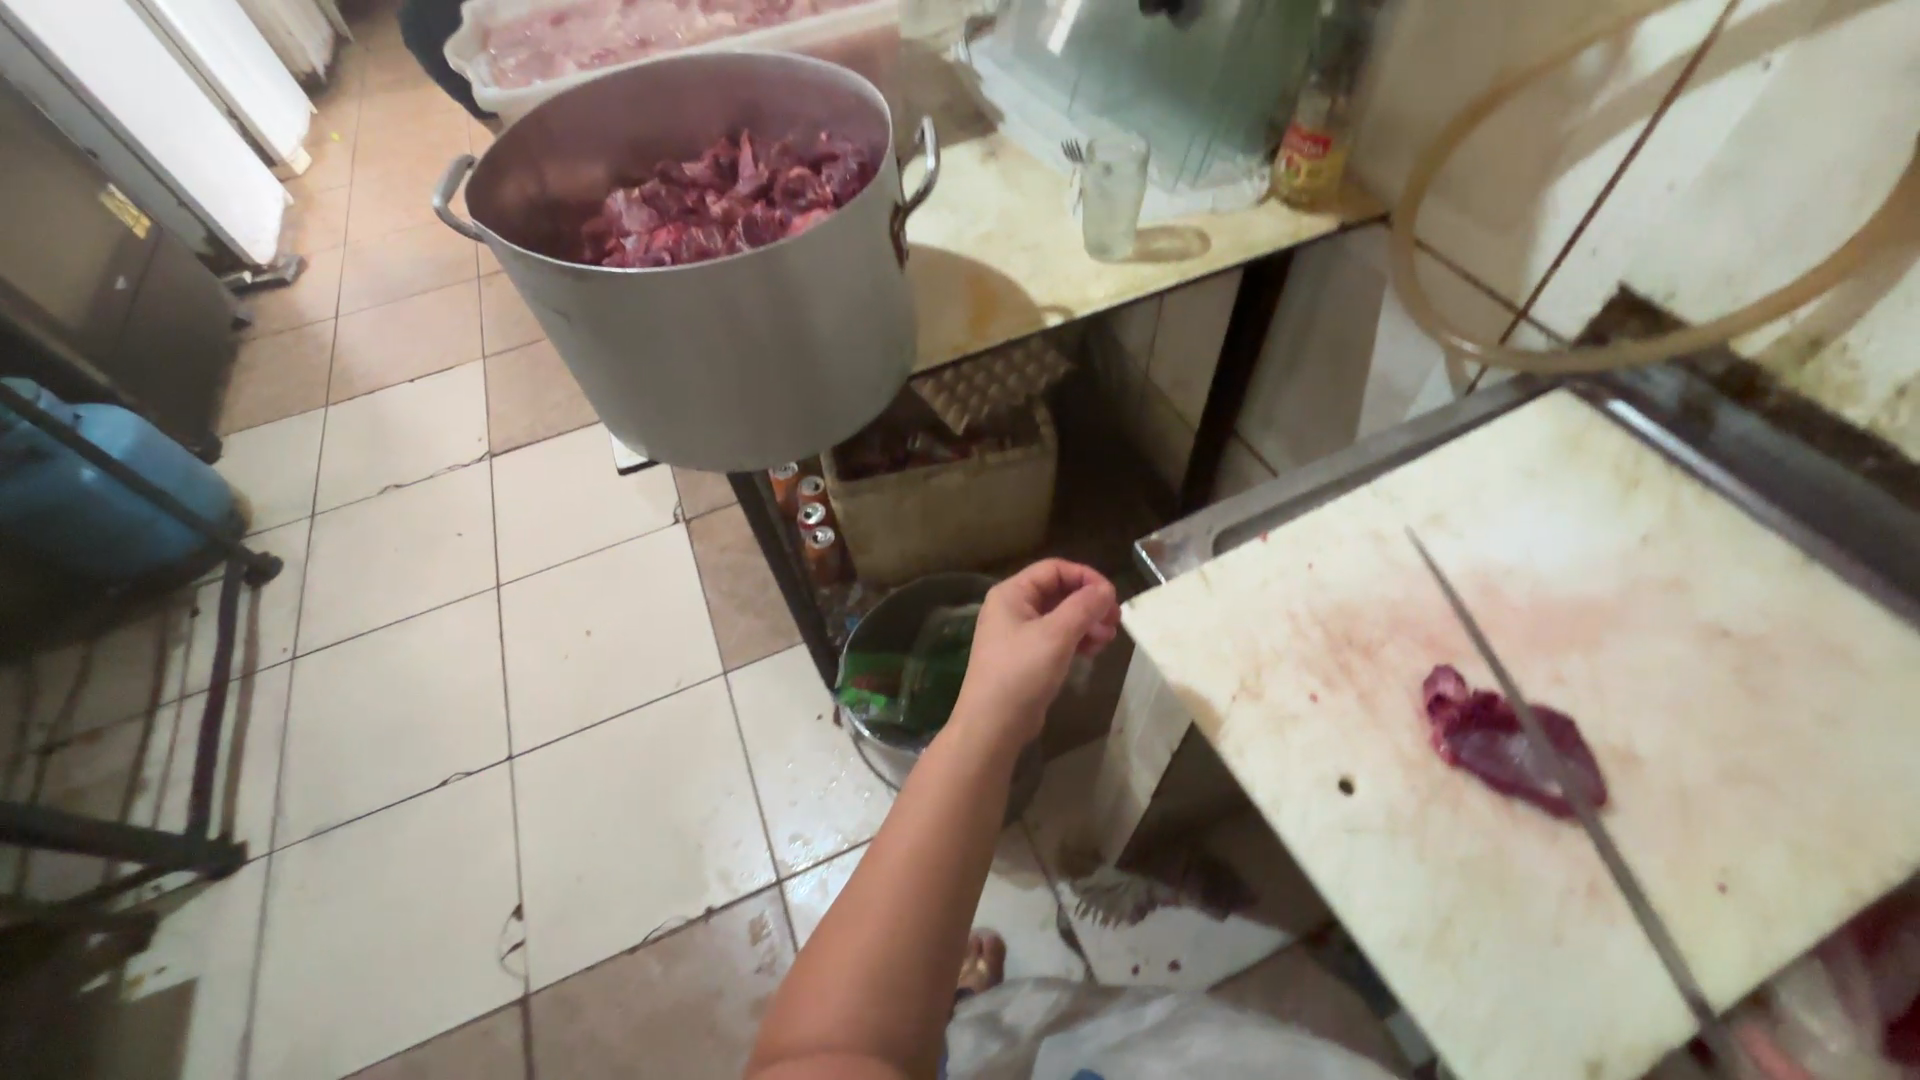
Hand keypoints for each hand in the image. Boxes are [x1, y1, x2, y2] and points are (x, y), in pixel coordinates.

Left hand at [954, 559, 1120, 749]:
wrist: (993, 724)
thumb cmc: (1021, 672)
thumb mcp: (1056, 635)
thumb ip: (1083, 607)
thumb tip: (1106, 590)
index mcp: (1011, 593)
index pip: (1054, 569)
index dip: (1086, 577)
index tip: (1112, 597)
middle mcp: (1012, 608)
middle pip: (1059, 592)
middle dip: (1089, 604)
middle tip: (1115, 621)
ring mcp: (1017, 634)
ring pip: (1060, 617)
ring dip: (1087, 623)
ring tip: (1107, 639)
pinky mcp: (1026, 657)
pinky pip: (1056, 638)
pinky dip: (1076, 640)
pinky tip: (1093, 651)